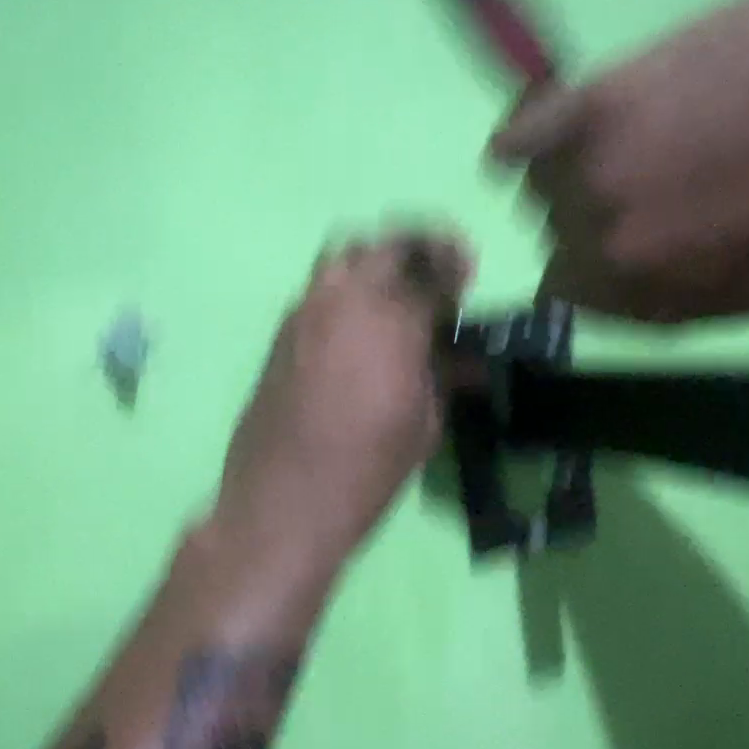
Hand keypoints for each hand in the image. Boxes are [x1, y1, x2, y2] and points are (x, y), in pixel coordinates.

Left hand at [211, 228, 473, 566]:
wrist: (281, 503)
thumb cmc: (366, 472)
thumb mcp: (424, 425)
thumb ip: (443, 377)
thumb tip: (465, 360)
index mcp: (391, 319)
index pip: (432, 268)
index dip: (456, 265)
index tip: (468, 273)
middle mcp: (344, 299)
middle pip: (385, 245)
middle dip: (418, 250)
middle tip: (437, 274)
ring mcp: (305, 312)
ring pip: (343, 256)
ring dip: (376, 262)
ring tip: (396, 294)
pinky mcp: (280, 333)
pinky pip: (318, 290)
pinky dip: (346, 291)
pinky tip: (359, 329)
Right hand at [489, 0, 748, 322]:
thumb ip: (663, 304)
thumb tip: (608, 298)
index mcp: (633, 289)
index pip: (560, 296)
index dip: (590, 276)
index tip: (616, 255)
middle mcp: (594, 232)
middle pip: (551, 234)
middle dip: (592, 222)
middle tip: (650, 189)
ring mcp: (590, 158)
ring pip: (540, 182)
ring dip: (573, 170)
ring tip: (631, 146)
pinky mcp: (597, 92)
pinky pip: (518, 133)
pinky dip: (523, 136)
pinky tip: (551, 132)